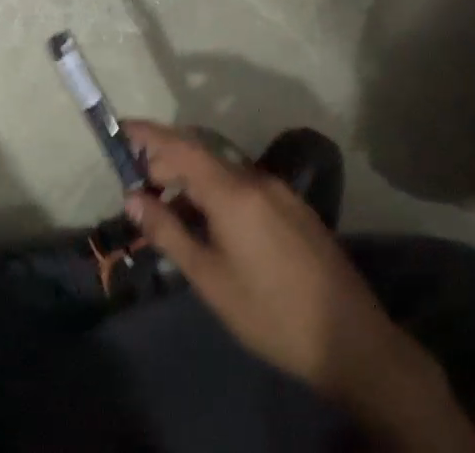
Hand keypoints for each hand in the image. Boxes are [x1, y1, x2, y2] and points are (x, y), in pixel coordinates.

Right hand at [120, 121, 434, 409]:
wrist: (355, 346)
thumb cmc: (270, 313)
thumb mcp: (208, 277)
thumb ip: (167, 231)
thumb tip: (133, 198)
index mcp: (233, 193)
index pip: (180, 147)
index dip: (147, 134)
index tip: (119, 130)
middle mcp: (258, 182)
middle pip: (200, 156)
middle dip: (165, 164)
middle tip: (139, 193)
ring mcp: (282, 196)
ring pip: (223, 174)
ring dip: (190, 183)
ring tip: (171, 217)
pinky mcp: (297, 213)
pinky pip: (245, 189)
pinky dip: (216, 196)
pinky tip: (210, 229)